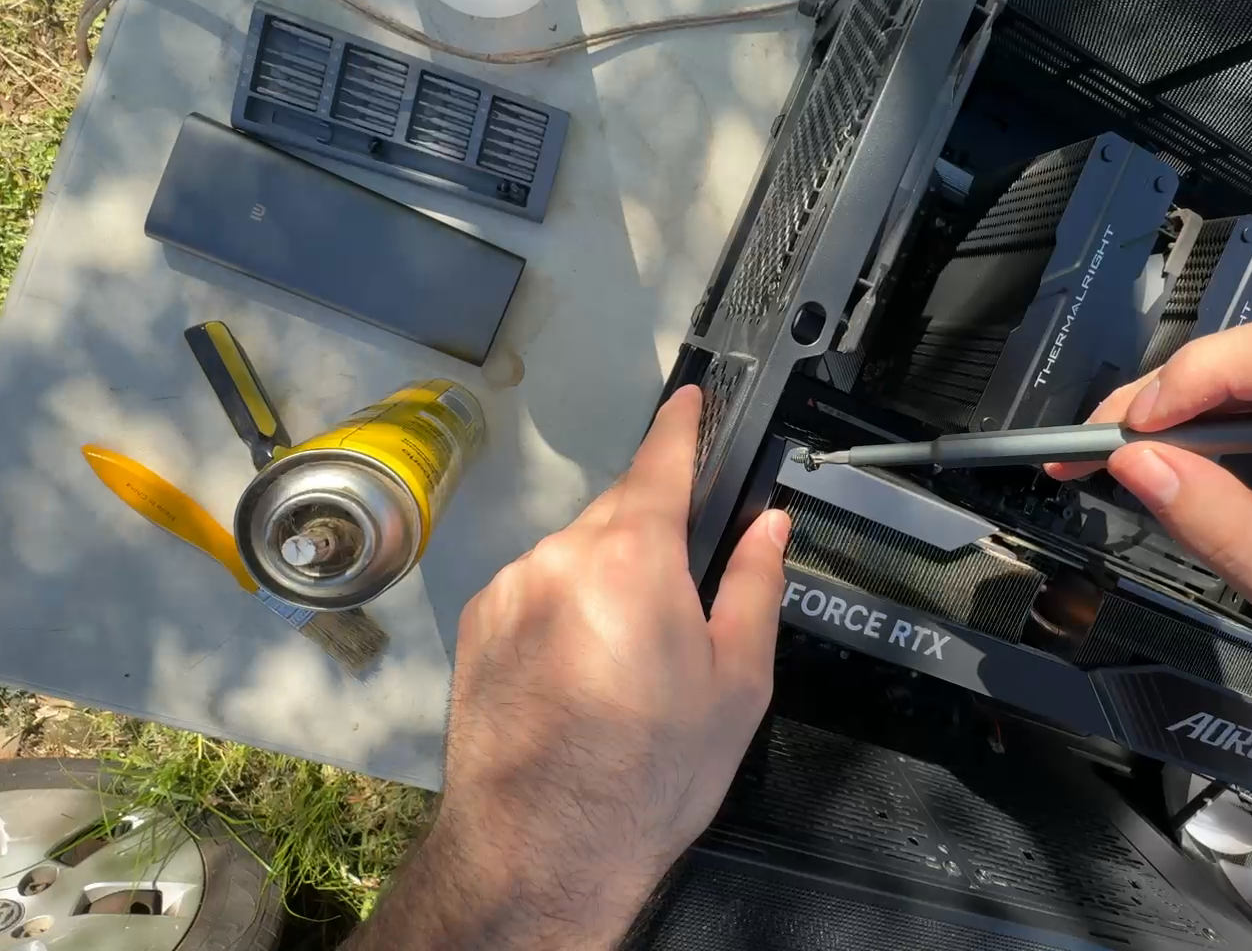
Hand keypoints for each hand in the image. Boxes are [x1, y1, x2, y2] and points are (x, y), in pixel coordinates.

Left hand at [431, 386, 788, 945]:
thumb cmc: (650, 771)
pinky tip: (581, 662)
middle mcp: (563, 554)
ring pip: (580, 546)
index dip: (682, 425)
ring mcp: (514, 583)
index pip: (661, 462)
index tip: (691, 399)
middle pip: (623, 509)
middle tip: (680, 592)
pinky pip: (541, 580)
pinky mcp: (482, 616)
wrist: (536, 853)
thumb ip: (754, 584)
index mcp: (634, 558)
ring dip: (611, 569)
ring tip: (627, 650)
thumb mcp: (736, 680)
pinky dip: (569, 596)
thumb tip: (769, 528)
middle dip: (655, 527)